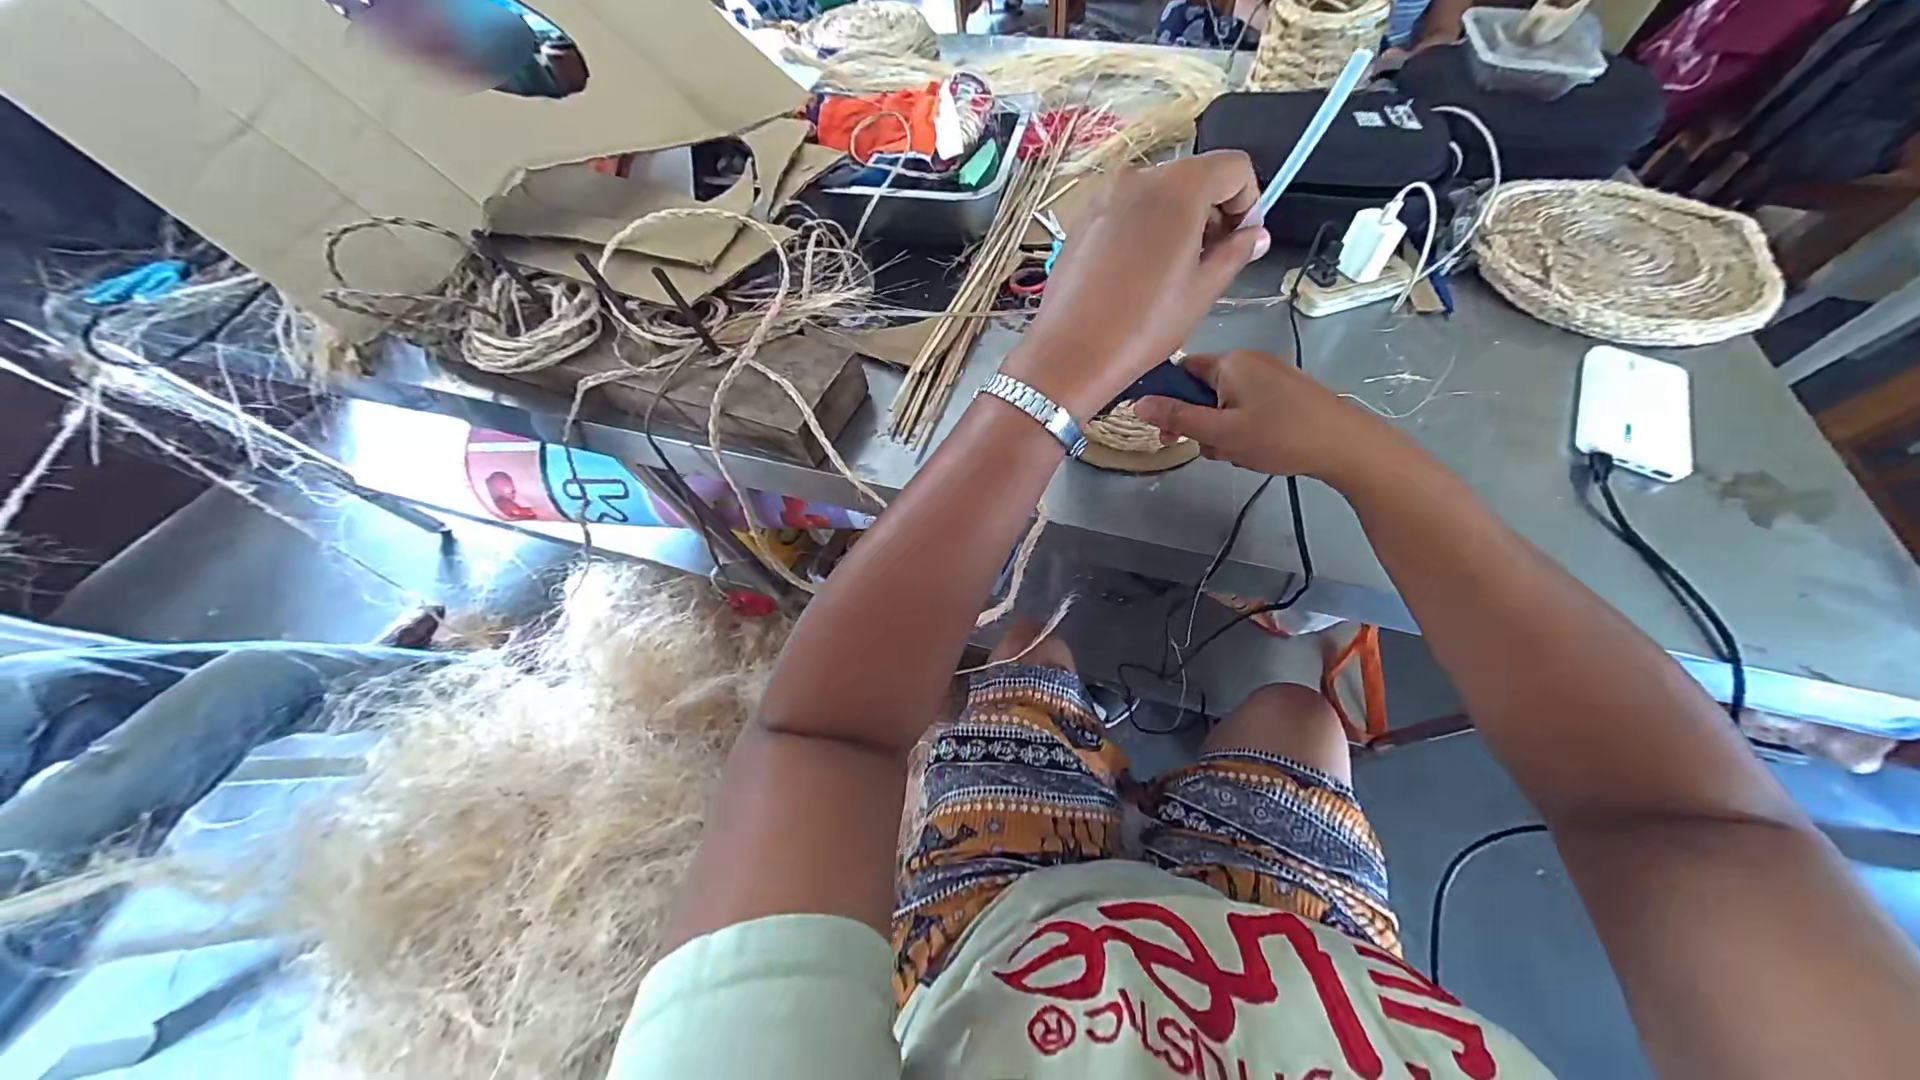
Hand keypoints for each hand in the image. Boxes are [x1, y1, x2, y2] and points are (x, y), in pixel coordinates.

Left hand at [997, 151, 1270, 419]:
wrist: (1071, 353)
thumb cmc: (1141, 326)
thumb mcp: (1202, 291)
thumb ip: (1235, 252)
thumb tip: (1255, 235)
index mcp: (1177, 187)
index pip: (1233, 168)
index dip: (1248, 201)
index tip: (1243, 237)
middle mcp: (1137, 179)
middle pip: (1193, 177)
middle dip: (1211, 211)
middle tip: (1211, 259)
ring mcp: (1103, 198)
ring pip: (1156, 195)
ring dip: (1176, 221)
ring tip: (1173, 272)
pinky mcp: (1081, 221)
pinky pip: (1125, 212)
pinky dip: (1142, 229)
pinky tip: (1138, 273)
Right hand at [1131, 349, 1406, 486]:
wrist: (1346, 446)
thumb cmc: (1279, 436)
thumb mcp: (1220, 432)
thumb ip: (1176, 418)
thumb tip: (1137, 404)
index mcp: (1229, 362)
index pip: (1180, 370)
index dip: (1166, 399)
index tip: (1166, 430)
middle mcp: (1248, 361)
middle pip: (1201, 390)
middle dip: (1198, 422)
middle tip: (1210, 448)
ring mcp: (1270, 375)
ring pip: (1224, 404)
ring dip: (1221, 431)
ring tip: (1238, 452)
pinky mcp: (1286, 392)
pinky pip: (1246, 407)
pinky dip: (1242, 428)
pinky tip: (1255, 449)